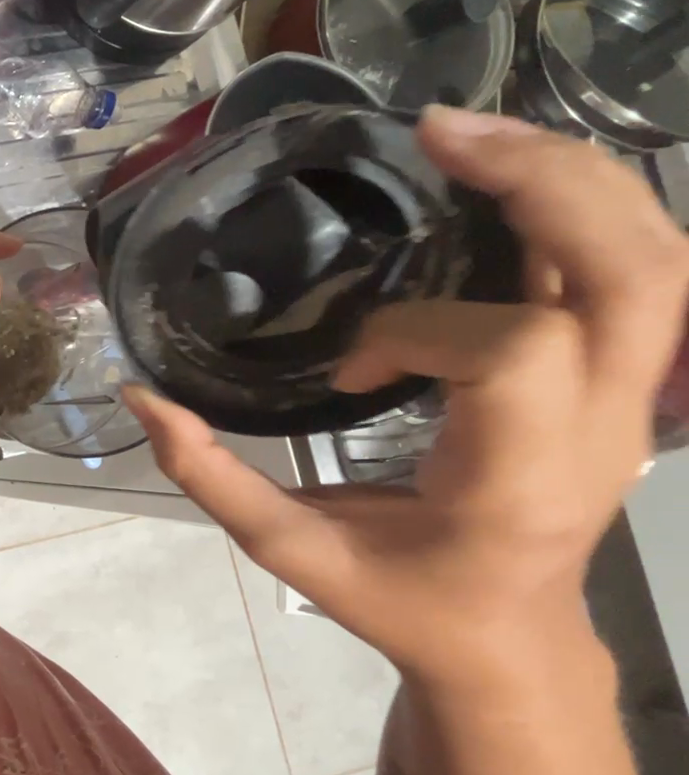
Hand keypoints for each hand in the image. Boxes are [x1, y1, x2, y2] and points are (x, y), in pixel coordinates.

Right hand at [125, 107, 688, 691]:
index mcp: (526, 474)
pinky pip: (629, 269)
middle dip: (542, 181)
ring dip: (569, 177)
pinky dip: (575, 205)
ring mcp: (631, 396)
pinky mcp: (618, 378)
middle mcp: (604, 425)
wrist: (510, 642)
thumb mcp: (290, 551)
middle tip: (438, 133)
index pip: (514, 354)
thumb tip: (137, 394)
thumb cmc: (400, 599)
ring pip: (656, 257)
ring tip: (467, 135)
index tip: (350, 371)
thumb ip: (208, 476)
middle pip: (633, 271)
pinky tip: (502, 178)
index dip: (419, 335)